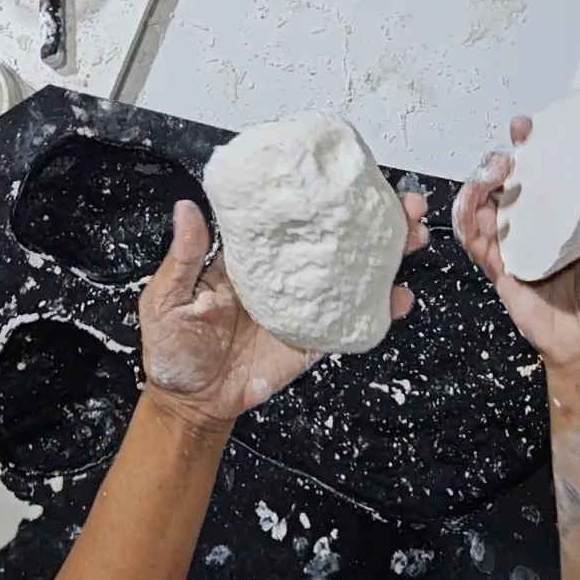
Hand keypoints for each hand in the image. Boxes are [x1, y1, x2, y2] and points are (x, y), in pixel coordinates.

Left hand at [139, 194, 430, 430]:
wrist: (191, 403)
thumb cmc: (174, 348)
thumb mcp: (166, 298)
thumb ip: (185, 257)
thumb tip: (187, 209)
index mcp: (254, 257)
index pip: (295, 217)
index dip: (323, 196)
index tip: (349, 176)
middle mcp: (288, 275)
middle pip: (339, 239)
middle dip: (376, 219)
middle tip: (404, 204)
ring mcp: (307, 306)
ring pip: (355, 275)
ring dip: (388, 255)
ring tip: (413, 236)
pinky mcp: (317, 338)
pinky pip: (352, 323)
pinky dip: (380, 311)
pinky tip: (398, 298)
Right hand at [453, 116, 579, 371]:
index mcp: (574, 211)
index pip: (553, 167)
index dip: (538, 143)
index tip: (529, 126)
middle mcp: (542, 220)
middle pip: (512, 180)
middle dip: (502, 159)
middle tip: (509, 154)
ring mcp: (517, 241)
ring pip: (486, 202)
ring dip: (480, 184)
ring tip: (491, 177)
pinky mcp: (498, 266)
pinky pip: (475, 239)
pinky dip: (466, 220)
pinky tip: (471, 208)